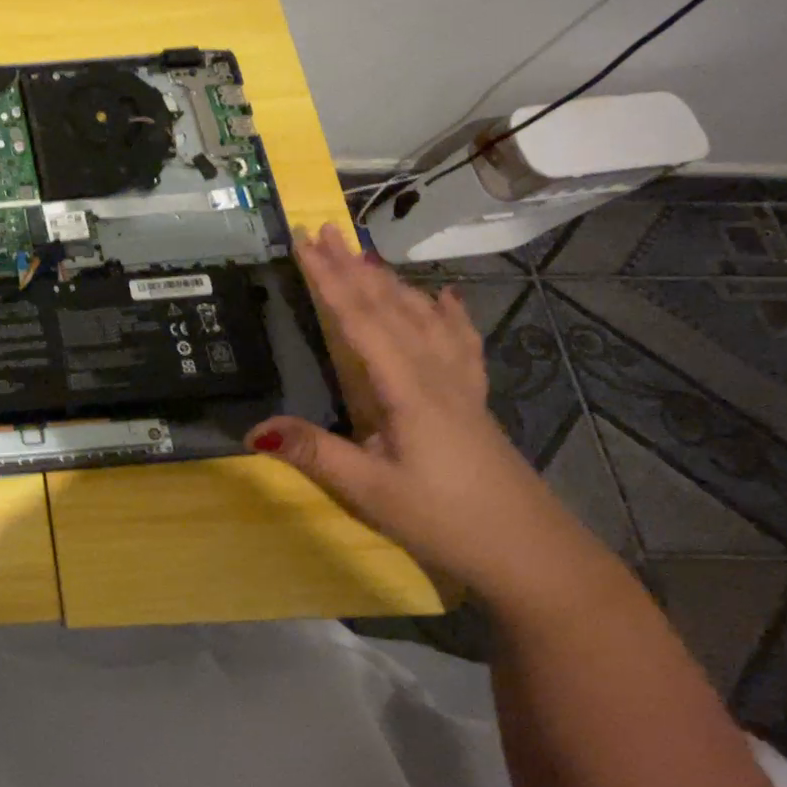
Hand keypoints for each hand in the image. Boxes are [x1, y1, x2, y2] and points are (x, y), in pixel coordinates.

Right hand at [246, 223, 608, 601]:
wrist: (533, 556)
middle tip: (324, 230)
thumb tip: (253, 428)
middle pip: (390, 309)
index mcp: (408, 390)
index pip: (361, 322)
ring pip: (423, 318)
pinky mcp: (472, 403)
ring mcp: (459, 387)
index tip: (305, 243)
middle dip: (353, 267)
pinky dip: (448, 315)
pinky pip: (460, 344)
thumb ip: (315, 454)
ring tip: (364, 253)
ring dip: (389, 282)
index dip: (330, 280)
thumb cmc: (447, 521)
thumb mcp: (372, 492)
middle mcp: (435, 376)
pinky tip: (444, 297)